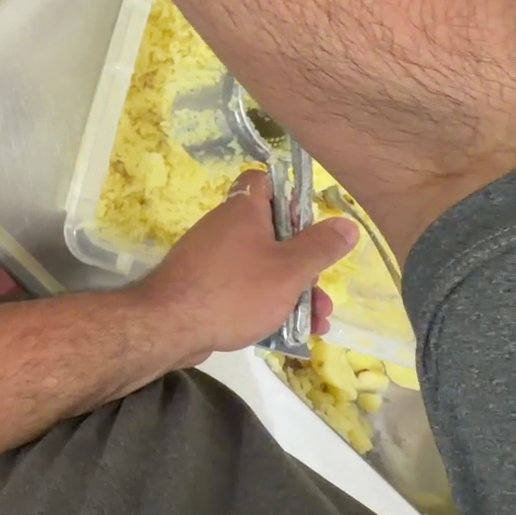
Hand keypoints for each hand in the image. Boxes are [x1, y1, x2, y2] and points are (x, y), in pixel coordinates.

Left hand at [133, 170, 357, 359]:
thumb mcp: (288, 269)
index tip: (310, 223)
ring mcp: (212, 257)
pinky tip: (291, 332)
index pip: (263, 181)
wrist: (169, 325)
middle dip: (304, 263)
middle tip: (321, 291)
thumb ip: (320, 247)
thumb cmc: (234, 290)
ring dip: (294, 291)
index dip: (289, 195)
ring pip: (264, 266)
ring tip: (318, 323)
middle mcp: (225, 227)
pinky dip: (269, 304)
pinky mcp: (206, 285)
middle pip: (273, 232)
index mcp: (242, 211)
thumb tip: (346, 223)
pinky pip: (245, 287)